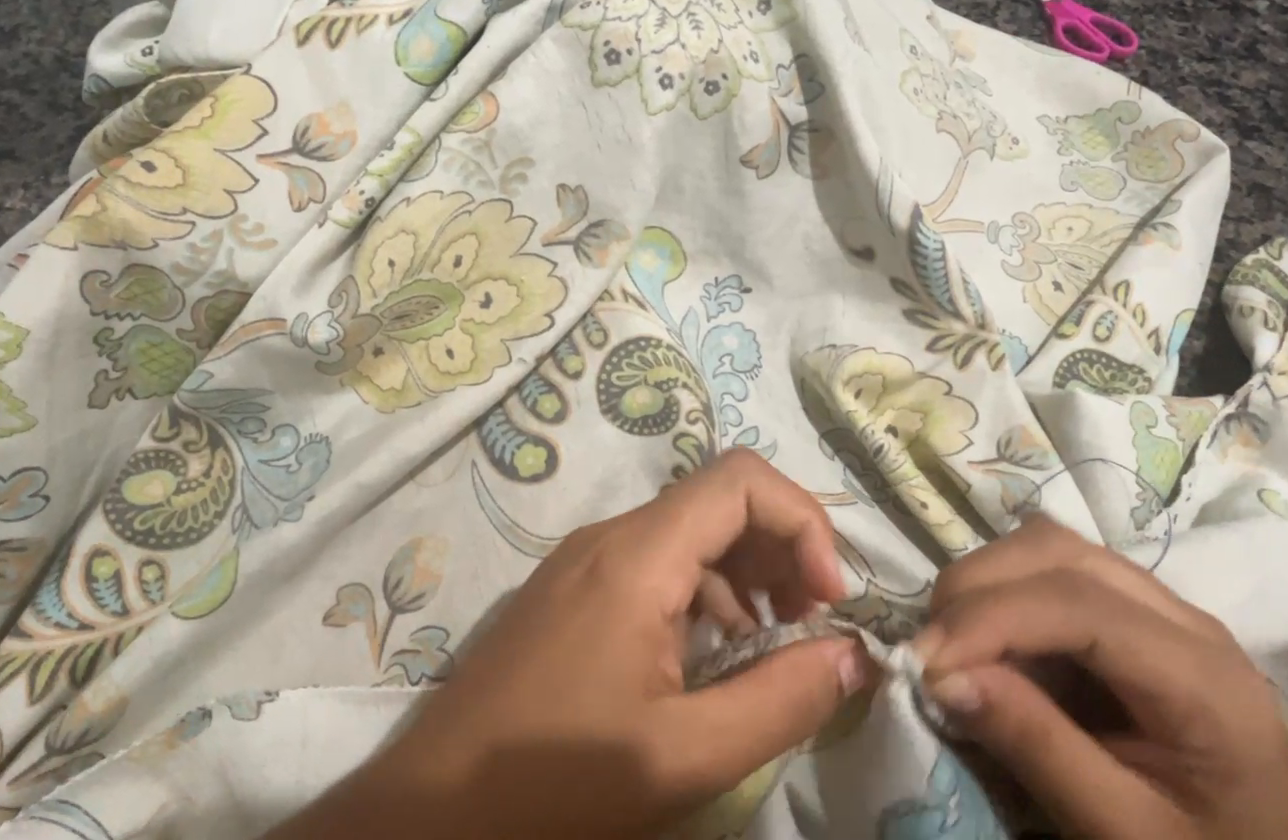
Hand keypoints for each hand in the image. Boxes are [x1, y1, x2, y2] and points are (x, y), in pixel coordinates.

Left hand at [271, 449, 869, 839]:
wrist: (435, 808)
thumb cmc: (559, 781)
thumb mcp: (685, 754)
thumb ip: (782, 700)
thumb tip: (853, 653)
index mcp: (635, 557)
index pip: (739, 480)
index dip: (803, 523)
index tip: (829, 601)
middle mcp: (606, 539)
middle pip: (715, 504)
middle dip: (780, 554)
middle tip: (807, 630)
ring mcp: (579, 564)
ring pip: (685, 539)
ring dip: (742, 584)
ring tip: (763, 656)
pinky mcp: (566, 594)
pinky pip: (650, 570)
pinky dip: (699, 602)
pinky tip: (704, 664)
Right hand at [914, 519, 1287, 839]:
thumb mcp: (1123, 833)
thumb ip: (1040, 751)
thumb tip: (943, 677)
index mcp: (1206, 681)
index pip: (1078, 603)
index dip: (988, 619)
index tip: (924, 664)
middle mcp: (1189, 622)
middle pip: (1059, 553)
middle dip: (976, 589)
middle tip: (929, 654)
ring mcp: (1162, 610)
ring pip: (1051, 546)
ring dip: (986, 582)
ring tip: (952, 645)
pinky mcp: (1136, 615)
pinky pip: (1055, 568)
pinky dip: (1004, 589)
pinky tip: (988, 639)